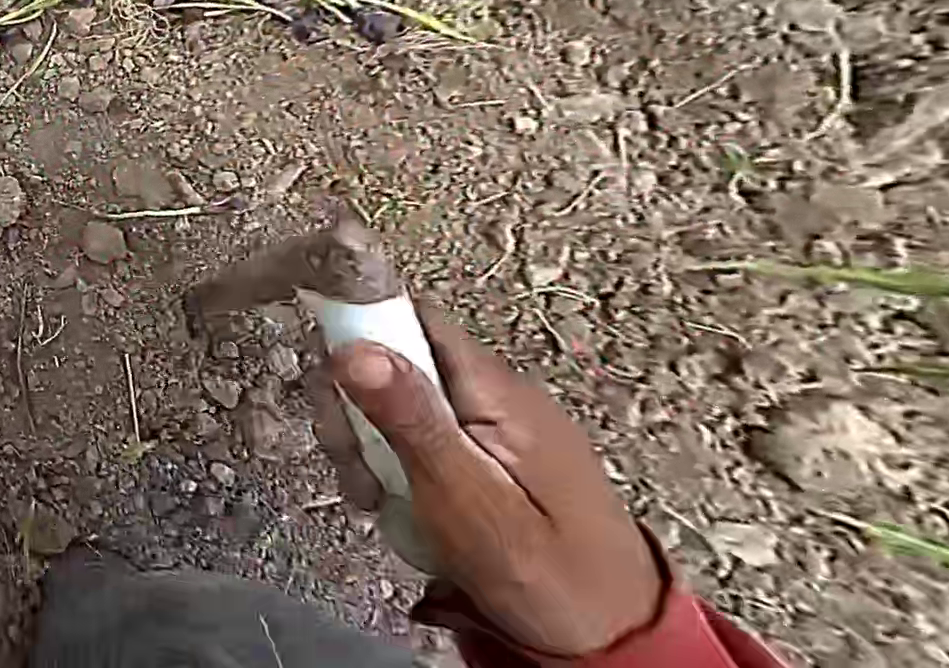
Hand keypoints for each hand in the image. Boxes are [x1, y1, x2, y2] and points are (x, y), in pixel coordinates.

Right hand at [323, 319, 662, 655]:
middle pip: (393, 359)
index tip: (332, 380)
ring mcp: (485, 420)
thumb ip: (410, 421)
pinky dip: (389, 457)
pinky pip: (413, 429)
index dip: (359, 331)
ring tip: (374, 492)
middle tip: (352, 460)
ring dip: (366, 438)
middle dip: (354, 402)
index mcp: (493, 389)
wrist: (617, 652)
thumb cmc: (545, 580)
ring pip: (394, 397)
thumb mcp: (466, 500)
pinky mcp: (479, 448)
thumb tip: (353, 349)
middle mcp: (488, 391)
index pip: (410, 316)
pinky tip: (392, 497)